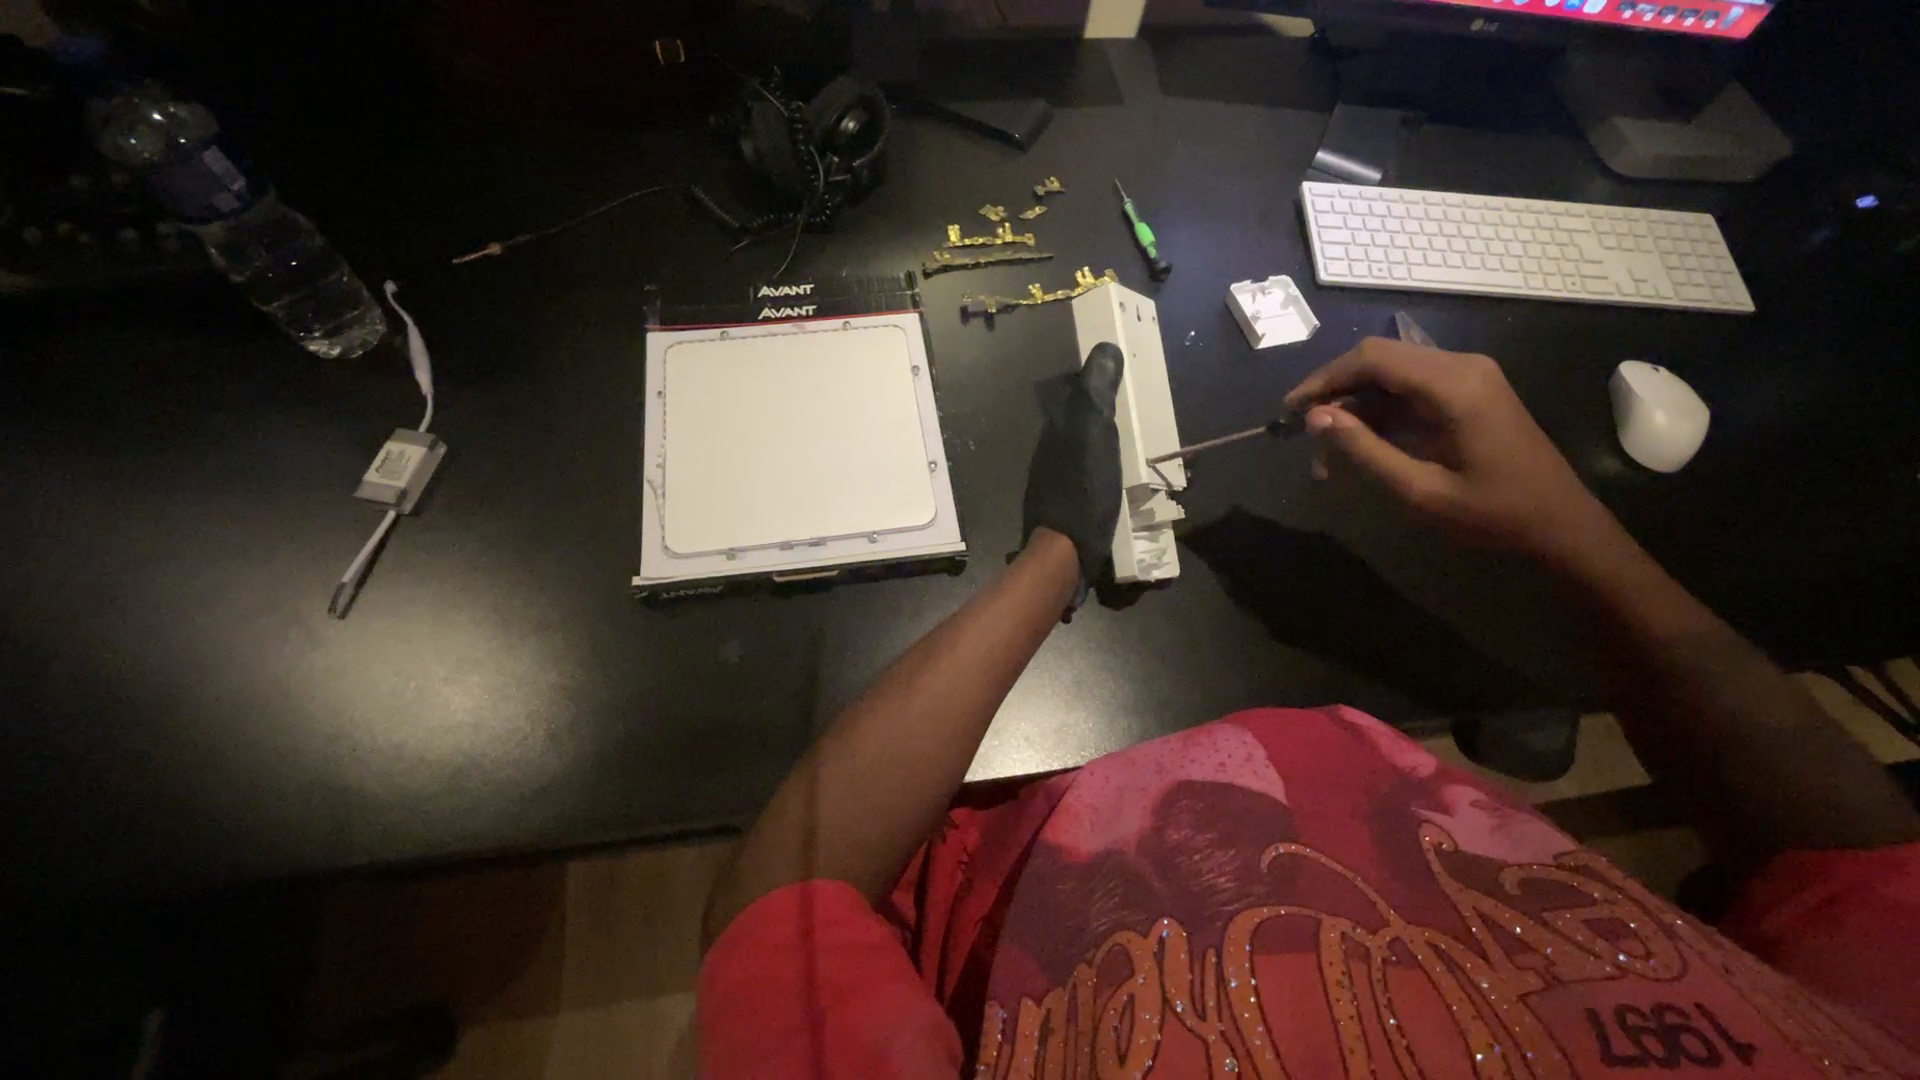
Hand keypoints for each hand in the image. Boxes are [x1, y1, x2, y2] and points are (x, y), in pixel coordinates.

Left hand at [1023, 342, 1123, 588]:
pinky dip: (1104, 473)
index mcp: (1057, 432)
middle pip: (1079, 425)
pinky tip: (1120, 481)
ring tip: (1135, 446)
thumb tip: (1105, 349)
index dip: (1098, 385)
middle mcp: (1050, 453)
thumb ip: (1096, 395)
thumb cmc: (1082, 490)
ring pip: (1083, 453)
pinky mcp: (1065, 507)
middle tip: (1138, 415)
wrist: (1063, 553)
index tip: (1125, 379)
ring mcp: (1054, 482)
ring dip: (1105, 447)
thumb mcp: (1095, 435)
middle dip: (1103, 416)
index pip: (1077, 396)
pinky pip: (1087, 479)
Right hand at [1286, 337, 1618, 563]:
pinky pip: (1410, 390)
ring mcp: (1469, 378)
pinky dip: (1378, 414)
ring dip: (1354, 406)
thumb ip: (1365, 451)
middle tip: (1301, 429)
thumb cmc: (1493, 514)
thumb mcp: (1419, 490)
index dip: (1323, 379)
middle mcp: (1461, 367)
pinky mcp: (1469, 393)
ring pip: (1391, 375)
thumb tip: (1315, 418)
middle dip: (1334, 391)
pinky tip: (1358, 447)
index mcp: (1453, 385)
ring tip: (1325, 452)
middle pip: (1379, 359)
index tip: (1290, 410)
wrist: (1561, 527)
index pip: (1372, 358)